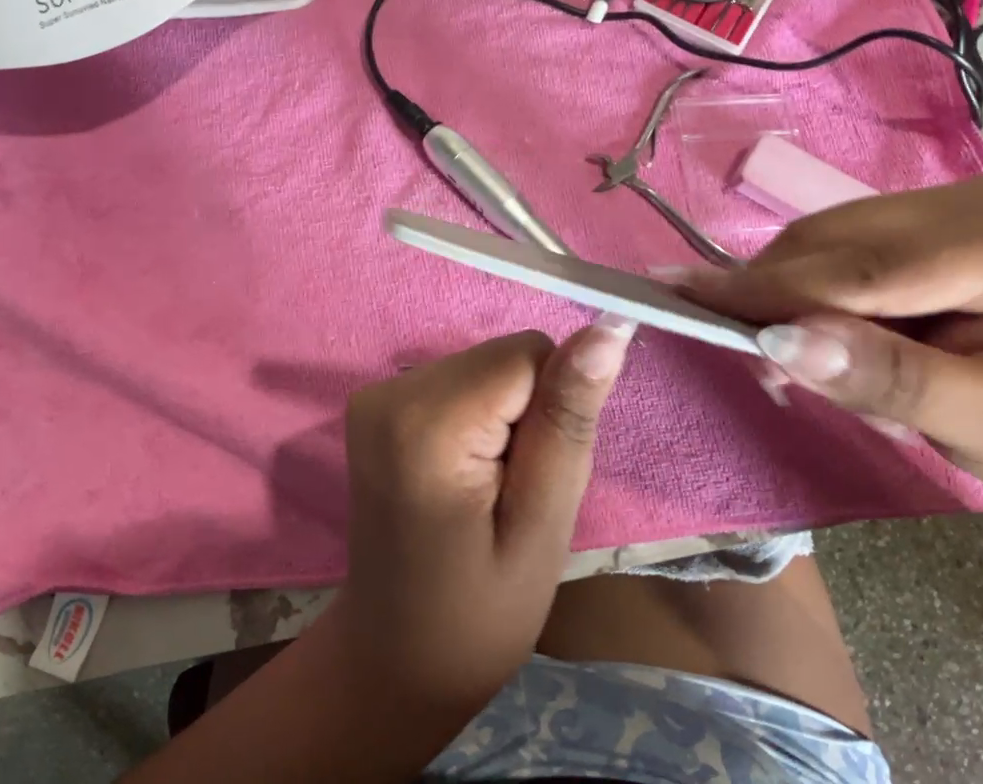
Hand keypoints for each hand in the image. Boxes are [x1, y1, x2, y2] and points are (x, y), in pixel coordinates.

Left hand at [333, 318, 634, 715]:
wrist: (398, 654)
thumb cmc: (480, 612)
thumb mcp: (542, 524)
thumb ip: (569, 419)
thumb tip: (608, 327)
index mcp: (425, 420)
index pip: (529, 352)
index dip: (553, 409)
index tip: (535, 476)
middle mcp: (389, 389)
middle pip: (503, 357)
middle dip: (527, 413)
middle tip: (511, 493)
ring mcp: (374, 396)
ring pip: (485, 368)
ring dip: (503, 420)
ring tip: (486, 493)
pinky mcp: (375, 406)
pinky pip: (458, 383)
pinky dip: (476, 422)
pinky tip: (462, 481)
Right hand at [679, 176, 982, 538]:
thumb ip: (891, 381)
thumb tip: (779, 339)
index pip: (877, 263)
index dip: (780, 287)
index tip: (690, 299)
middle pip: (844, 240)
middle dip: (776, 292)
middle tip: (726, 343)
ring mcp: (955, 211)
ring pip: (829, 240)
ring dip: (786, 294)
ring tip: (774, 354)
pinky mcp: (925, 231)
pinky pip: (837, 252)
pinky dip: (805, 293)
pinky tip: (807, 333)